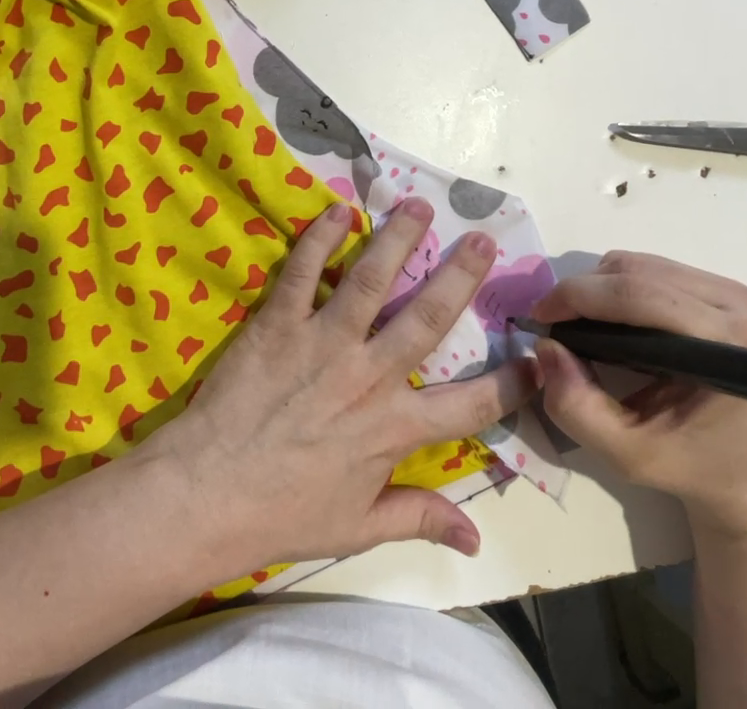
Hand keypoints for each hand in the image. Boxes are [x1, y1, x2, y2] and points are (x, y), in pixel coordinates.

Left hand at [138, 198, 540, 570]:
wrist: (209, 491)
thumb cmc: (283, 514)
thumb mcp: (359, 527)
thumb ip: (418, 518)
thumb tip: (475, 540)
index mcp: (396, 427)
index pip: (472, 405)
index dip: (512, 385)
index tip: (537, 360)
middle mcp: (369, 375)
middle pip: (428, 318)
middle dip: (460, 276)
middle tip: (482, 240)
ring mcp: (323, 343)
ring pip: (372, 281)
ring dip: (398, 240)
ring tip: (418, 206)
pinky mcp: (278, 325)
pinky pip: (303, 273)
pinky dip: (321, 239)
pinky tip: (336, 212)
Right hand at [531, 252, 746, 536]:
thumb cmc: (691, 465)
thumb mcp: (624, 454)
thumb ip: (576, 406)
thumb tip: (546, 345)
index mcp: (733, 347)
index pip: (641, 295)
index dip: (579, 297)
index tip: (538, 319)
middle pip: (639, 271)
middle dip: (582, 291)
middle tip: (553, 324)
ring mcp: (745, 295)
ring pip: (643, 264)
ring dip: (600, 287)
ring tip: (582, 324)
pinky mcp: (734, 292)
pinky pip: (657, 269)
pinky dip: (620, 287)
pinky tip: (614, 321)